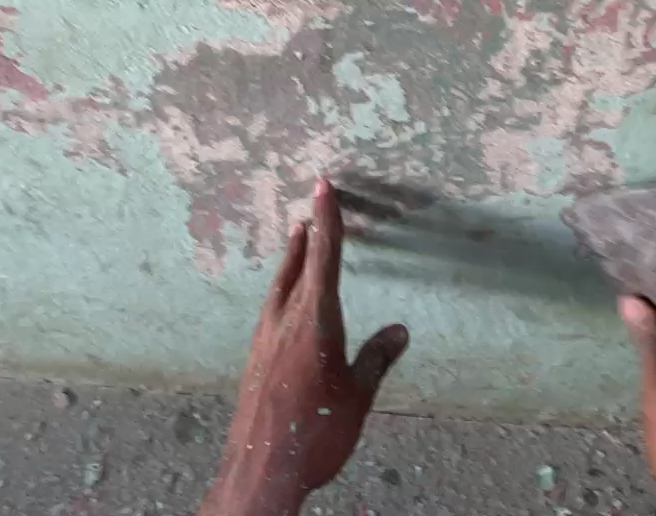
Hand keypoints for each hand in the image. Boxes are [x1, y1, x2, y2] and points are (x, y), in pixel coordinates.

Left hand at [201, 178, 409, 515]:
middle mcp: (286, 318)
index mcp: (315, 319)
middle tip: (312, 206)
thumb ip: (376, 358)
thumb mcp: (356, 394)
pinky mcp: (256, 356)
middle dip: (308, 232)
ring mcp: (266, 336)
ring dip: (292, 257)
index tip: (323, 185)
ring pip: (281, 283)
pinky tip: (284, 297)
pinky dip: (283, 285)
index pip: (324, 256)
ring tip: (297, 238)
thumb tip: (400, 330)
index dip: (327, 218)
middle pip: (298, 263)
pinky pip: (272, 306)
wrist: (260, 468)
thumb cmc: (315, 430)